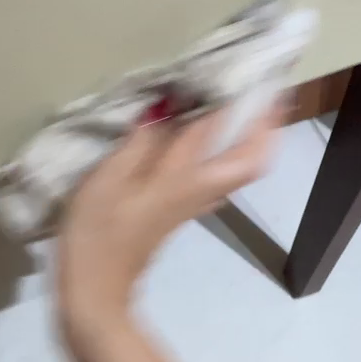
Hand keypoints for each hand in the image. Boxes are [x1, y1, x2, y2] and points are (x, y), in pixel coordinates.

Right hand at [56, 102, 283, 342]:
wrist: (94, 295)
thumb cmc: (95, 238)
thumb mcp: (107, 182)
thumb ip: (139, 143)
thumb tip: (164, 107)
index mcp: (183, 180)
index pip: (225, 132)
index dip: (248, 101)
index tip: (259, 67)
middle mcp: (196, 190)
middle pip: (251, 158)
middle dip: (266, 122)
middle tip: (265, 88)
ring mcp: (189, 205)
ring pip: (234, 167)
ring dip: (245, 135)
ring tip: (236, 101)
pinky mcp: (174, 213)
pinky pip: (209, 174)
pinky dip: (215, 150)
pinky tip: (194, 136)